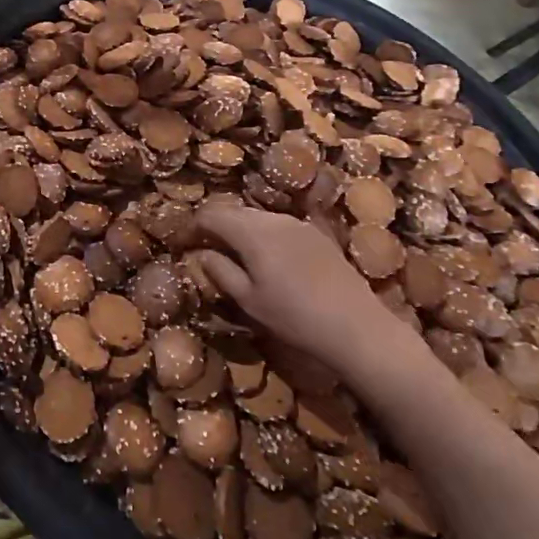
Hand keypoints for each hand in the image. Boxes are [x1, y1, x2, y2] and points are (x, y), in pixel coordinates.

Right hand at [194, 207, 432, 390]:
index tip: (182, 243)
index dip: (192, 226)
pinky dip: (262, 235)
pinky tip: (265, 259)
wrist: (357, 327)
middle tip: (202, 247)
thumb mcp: (249, 300)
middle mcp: (274, 219)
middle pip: (234, 211)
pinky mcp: (316, 235)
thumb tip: (202, 254)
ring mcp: (298, 224)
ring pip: (257, 217)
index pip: (211, 214)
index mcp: (252, 233)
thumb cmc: (294, 317)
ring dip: (239, 229)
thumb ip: (221, 271)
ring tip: (232, 254)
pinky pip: (278, 226)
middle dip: (215, 225)